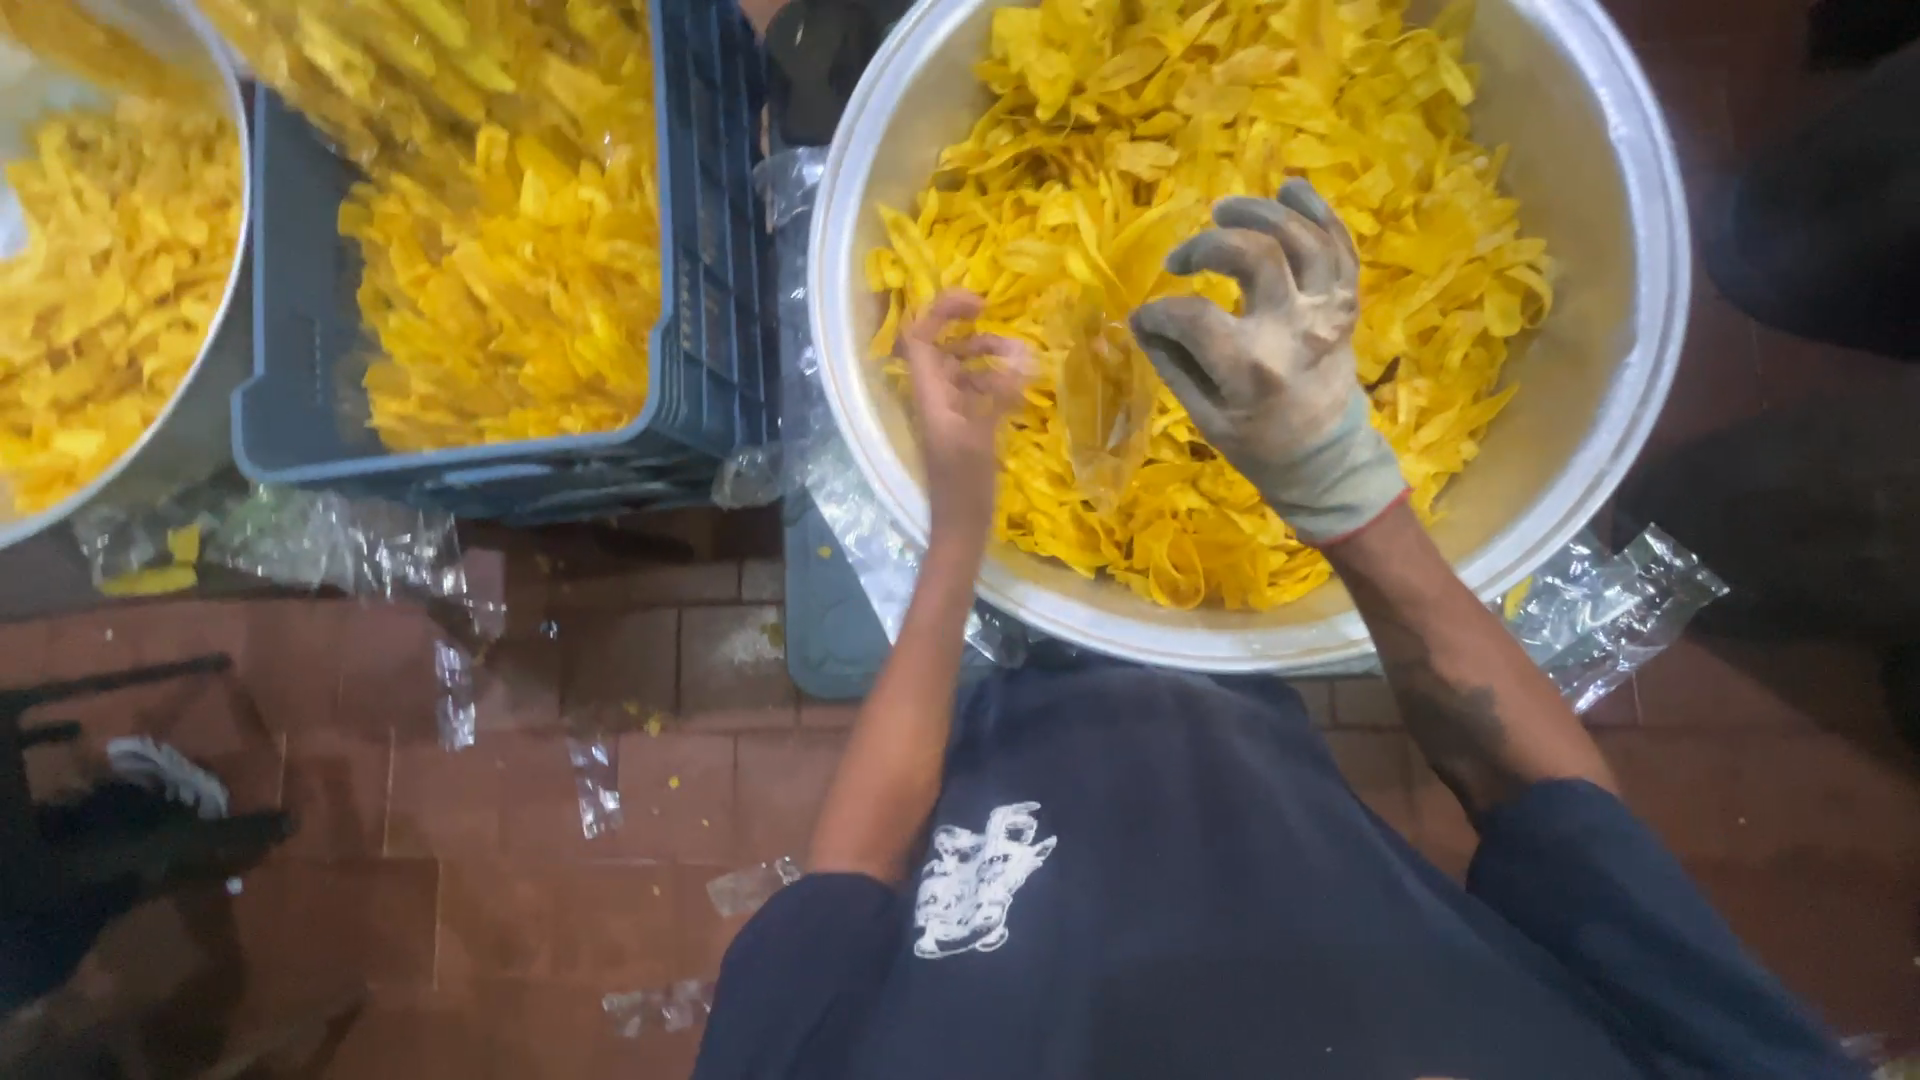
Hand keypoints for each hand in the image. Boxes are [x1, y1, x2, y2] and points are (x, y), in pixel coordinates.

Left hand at [900, 289, 1031, 546]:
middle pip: (943, 348)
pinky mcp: (964, 427)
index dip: (941, 312)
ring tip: (1022, 362)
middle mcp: (934, 397)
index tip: (980, 305)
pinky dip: (995, 383)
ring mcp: (949, 413)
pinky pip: (975, 392)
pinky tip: (1020, 389)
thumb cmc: (964, 487)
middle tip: (1008, 333)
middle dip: (972, 334)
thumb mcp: (981, 438)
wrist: (960, 527)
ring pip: (962, 369)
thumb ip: (999, 395)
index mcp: (928, 394)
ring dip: (987, 358)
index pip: (918, 337)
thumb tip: (1023, 355)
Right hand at [1129, 179, 1406, 545]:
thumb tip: (1141, 322)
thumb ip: (1172, 363)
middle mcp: (1294, 329)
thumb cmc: (1257, 443)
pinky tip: (1288, 190)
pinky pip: (1339, 244)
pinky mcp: (1346, 303)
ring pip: (1301, 237)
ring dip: (1260, 214)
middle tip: (1181, 259)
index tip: (1145, 317)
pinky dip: (1317, 212)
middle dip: (1208, 246)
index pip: (1192, 317)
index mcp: (1251, 367)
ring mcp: (1327, 311)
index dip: (1159, 312)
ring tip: (1224, 211)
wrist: (1324, 457)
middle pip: (1254, 254)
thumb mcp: (1204, 415)